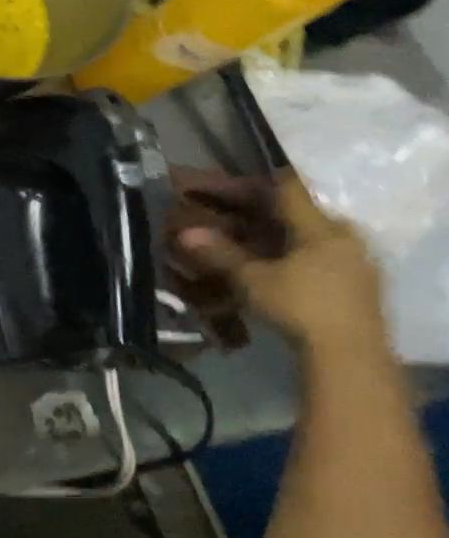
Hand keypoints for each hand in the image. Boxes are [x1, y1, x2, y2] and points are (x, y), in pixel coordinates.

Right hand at [177, 174, 386, 358]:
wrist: (350, 353)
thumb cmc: (300, 305)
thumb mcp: (252, 278)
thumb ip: (219, 252)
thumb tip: (184, 232)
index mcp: (324, 226)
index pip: (284, 189)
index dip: (245, 184)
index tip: (211, 186)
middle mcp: (343, 235)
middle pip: (291, 212)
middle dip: (249, 212)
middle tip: (212, 214)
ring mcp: (352, 259)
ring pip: (300, 234)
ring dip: (264, 234)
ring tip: (228, 240)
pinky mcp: (353, 280)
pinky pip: (311, 253)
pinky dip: (281, 251)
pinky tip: (258, 262)